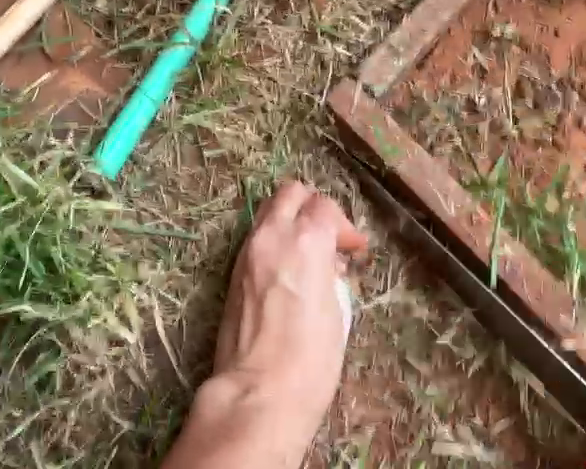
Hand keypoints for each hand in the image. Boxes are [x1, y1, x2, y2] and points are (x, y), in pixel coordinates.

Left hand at [162, 181, 368, 468]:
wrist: (259, 393)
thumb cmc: (311, 361)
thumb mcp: (339, 311)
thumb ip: (334, 272)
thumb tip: (331, 262)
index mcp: (306, 240)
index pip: (326, 206)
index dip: (345, 227)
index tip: (354, 250)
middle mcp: (273, 235)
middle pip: (292, 192)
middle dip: (313, 207)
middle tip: (329, 238)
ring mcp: (247, 251)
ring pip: (270, 210)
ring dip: (291, 221)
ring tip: (308, 255)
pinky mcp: (232, 270)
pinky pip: (257, 237)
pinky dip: (274, 240)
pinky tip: (287, 271)